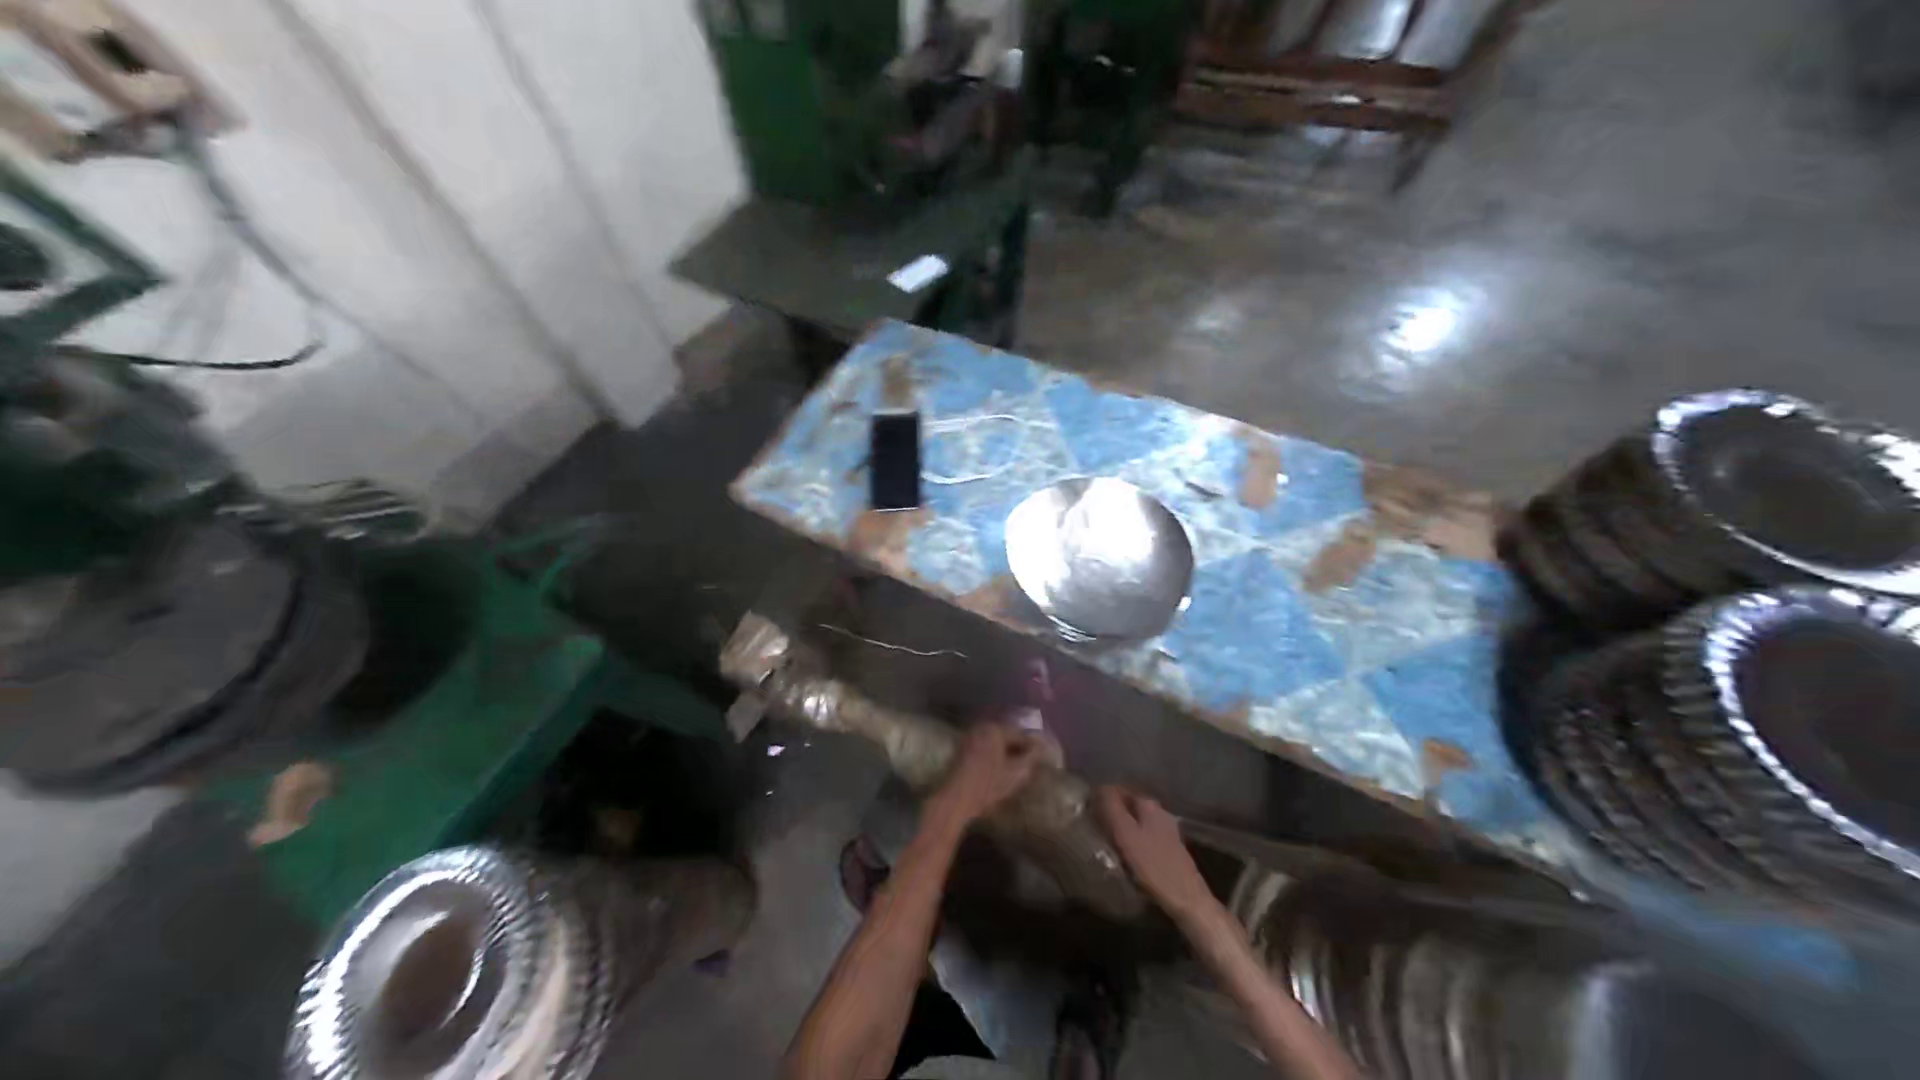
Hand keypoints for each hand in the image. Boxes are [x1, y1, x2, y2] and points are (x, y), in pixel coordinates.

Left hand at [929, 723, 1043, 827]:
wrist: (955, 800)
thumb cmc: (988, 786)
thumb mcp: (1017, 773)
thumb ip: (1032, 757)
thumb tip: (1041, 747)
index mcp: (995, 729)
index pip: (1020, 735)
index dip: (1033, 747)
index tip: (1042, 756)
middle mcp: (980, 727)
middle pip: (1006, 736)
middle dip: (1018, 748)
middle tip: (1030, 762)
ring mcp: (968, 737)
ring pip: (993, 742)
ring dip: (1005, 752)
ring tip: (1016, 767)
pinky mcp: (960, 749)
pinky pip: (982, 748)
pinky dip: (992, 755)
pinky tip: (998, 768)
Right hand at [1096, 786, 1216, 923]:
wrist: (1187, 899)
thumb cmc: (1153, 866)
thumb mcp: (1126, 834)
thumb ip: (1112, 808)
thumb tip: (1099, 786)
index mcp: (1148, 804)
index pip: (1118, 789)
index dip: (1101, 796)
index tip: (1086, 809)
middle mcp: (1159, 811)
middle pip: (1128, 804)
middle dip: (1111, 810)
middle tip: (1092, 824)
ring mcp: (1166, 829)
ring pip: (1135, 820)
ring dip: (1120, 825)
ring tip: (1104, 838)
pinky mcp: (1169, 848)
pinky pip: (1143, 834)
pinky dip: (1131, 838)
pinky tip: (1123, 851)